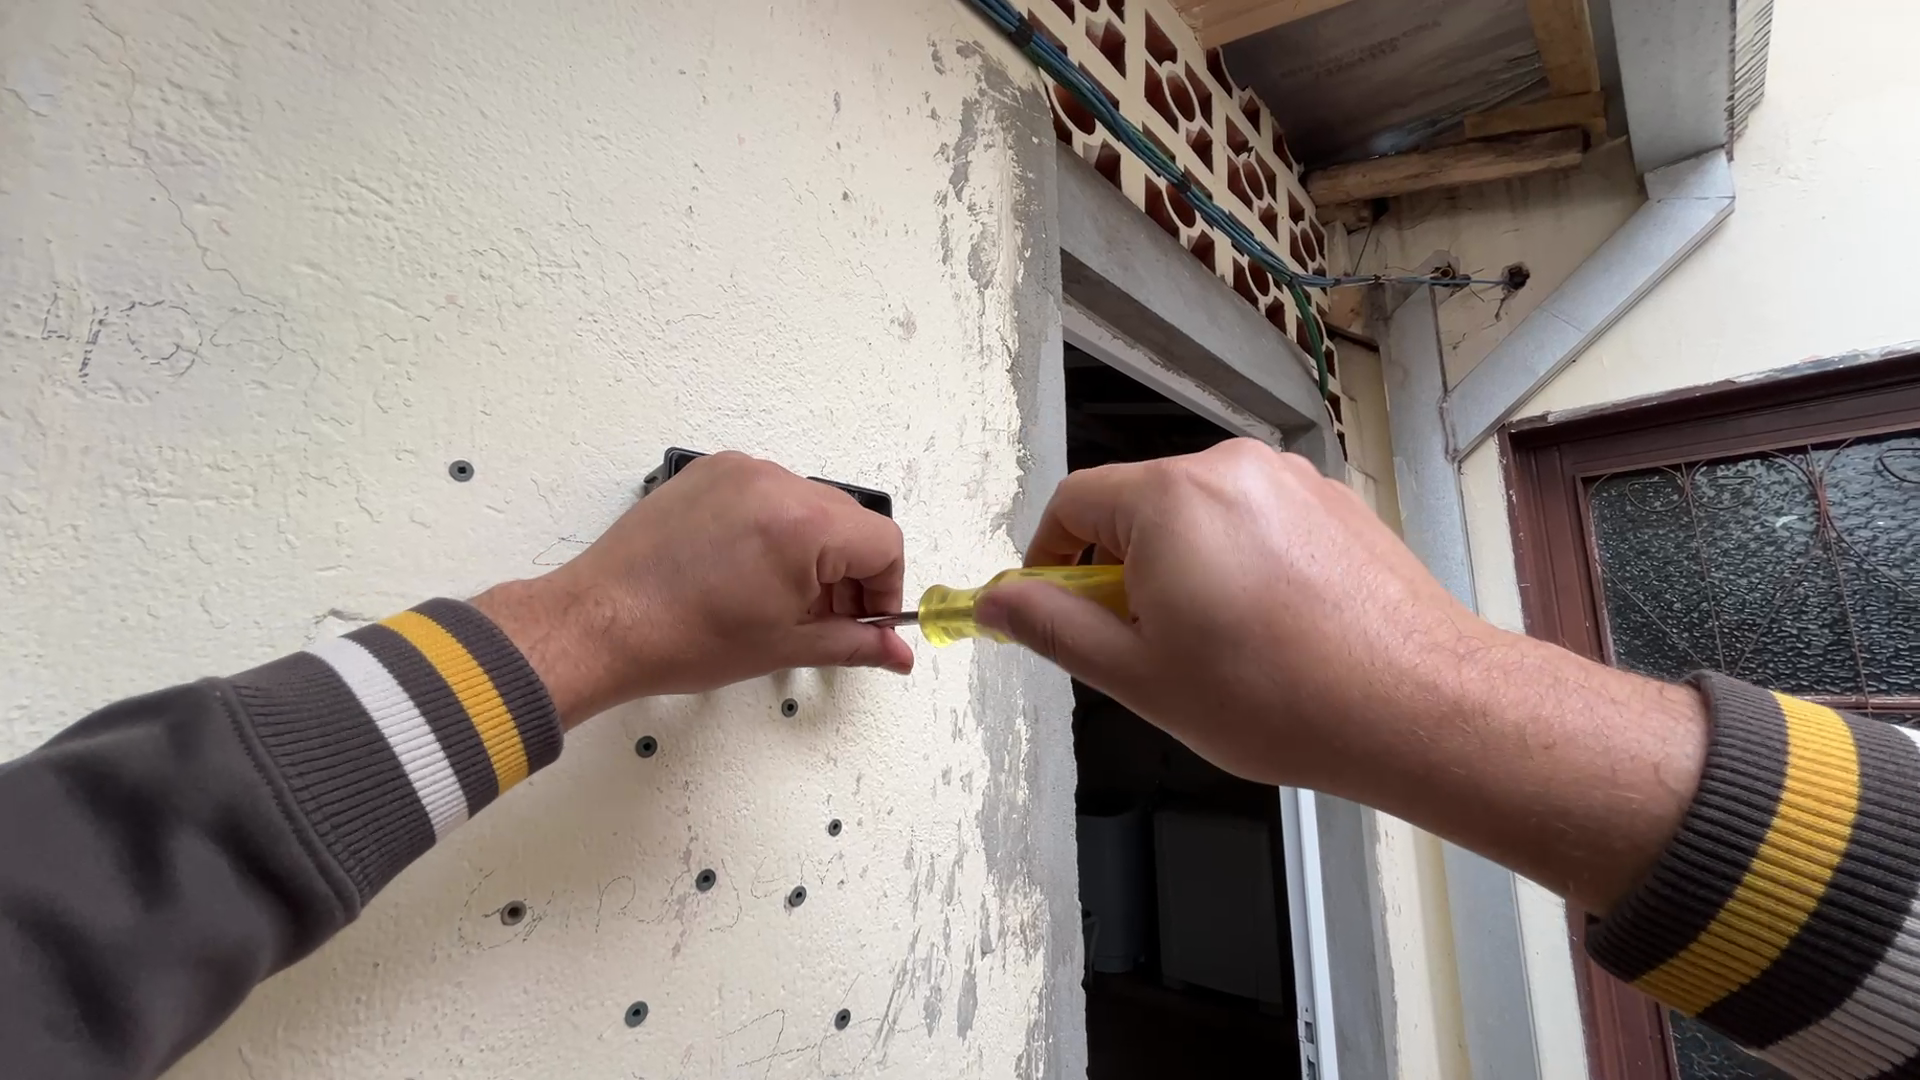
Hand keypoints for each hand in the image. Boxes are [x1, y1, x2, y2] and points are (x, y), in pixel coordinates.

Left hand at [473, 452, 912, 724]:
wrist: (599, 624)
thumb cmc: (683, 638)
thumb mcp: (787, 645)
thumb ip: (856, 644)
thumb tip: (899, 655)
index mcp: (804, 523)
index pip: (884, 543)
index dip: (885, 590)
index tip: (867, 622)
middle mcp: (777, 482)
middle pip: (850, 521)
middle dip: (850, 573)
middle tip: (827, 618)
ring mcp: (742, 471)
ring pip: (812, 506)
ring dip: (815, 550)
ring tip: (783, 597)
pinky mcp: (712, 472)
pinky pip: (771, 494)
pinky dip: (778, 528)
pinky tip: (751, 570)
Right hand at [974, 439, 1705, 909]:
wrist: (1423, 708)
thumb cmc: (1273, 697)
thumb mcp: (1135, 673)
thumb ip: (1051, 626)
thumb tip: (995, 600)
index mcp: (1168, 498)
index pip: (1072, 503)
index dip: (1049, 557)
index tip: (1059, 607)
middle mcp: (1226, 467)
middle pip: (1133, 506)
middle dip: (1118, 568)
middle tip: (1141, 641)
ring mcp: (1286, 478)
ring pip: (1191, 513)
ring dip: (1175, 564)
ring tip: (1210, 639)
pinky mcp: (1328, 499)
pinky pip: (1248, 516)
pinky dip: (1230, 557)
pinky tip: (1264, 621)